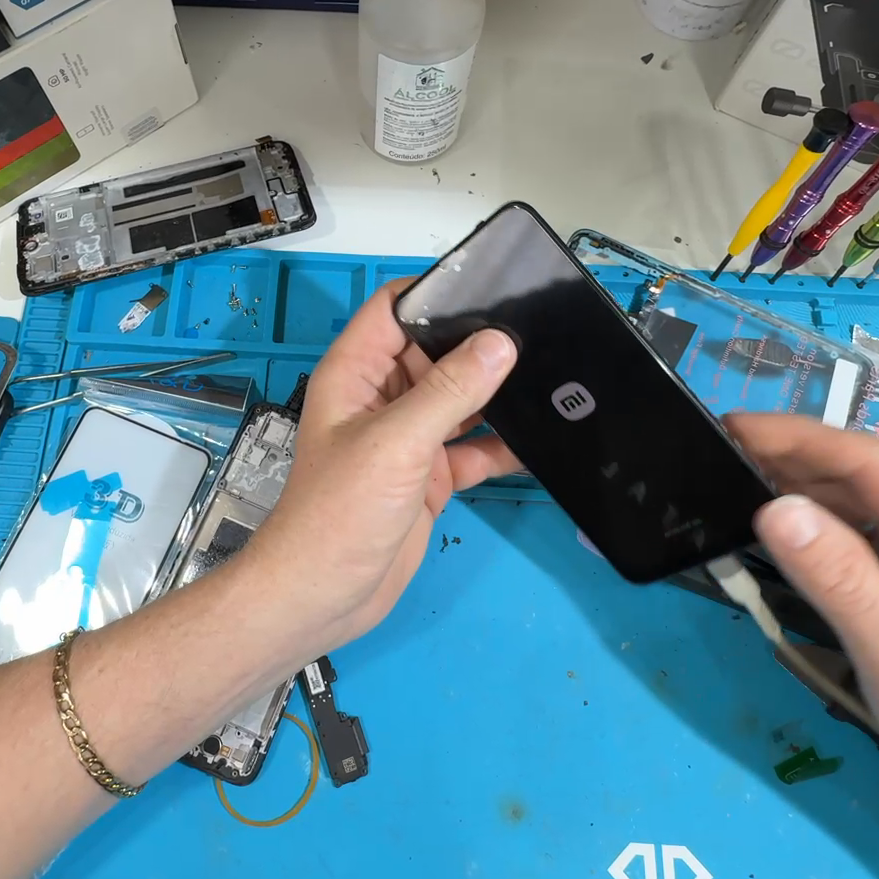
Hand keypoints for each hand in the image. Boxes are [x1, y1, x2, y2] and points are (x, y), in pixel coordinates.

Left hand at [248, 281, 518, 652]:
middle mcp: (382, 398)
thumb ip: (449, 392)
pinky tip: (542, 437)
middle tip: (541, 328)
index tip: (492, 282)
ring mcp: (407, 438)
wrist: (325, 597)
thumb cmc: (341, 512)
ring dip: (496, 393)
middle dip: (479, 342)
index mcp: (356, 373)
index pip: (394, 310)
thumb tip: (499, 344)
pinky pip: (471, 447)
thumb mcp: (396, 442)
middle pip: (434, 352)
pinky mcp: (429, 476)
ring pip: (458, 400)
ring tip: (553, 375)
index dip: (435, 290)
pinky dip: (501, 444)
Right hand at [725, 414, 878, 878]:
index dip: (796, 438)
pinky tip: (768, 519)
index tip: (728, 428)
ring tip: (726, 475)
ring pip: (854, 497)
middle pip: (861, 472)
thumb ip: (841, 582)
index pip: (871, 464)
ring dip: (791, 482)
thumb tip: (773, 508)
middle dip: (786, 454)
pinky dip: (806, 519)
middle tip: (713, 452)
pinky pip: (854, 531)